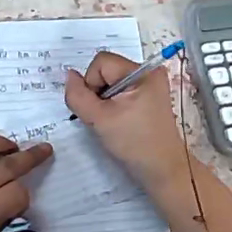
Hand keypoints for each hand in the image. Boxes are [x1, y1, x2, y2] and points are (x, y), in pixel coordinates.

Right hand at [64, 51, 190, 190]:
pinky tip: (120, 119)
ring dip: (105, 98)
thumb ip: (77, 95)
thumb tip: (69, 76)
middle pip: (107, 69)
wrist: (162, 169)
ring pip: (112, 80)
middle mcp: (150, 71)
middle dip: (98, 91)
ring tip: (113, 119)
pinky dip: (115, 102)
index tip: (98, 108)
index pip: (101, 62)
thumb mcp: (98, 119)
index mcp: (143, 71)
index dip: (91, 83)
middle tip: (104, 116)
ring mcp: (152, 83)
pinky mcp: (151, 95)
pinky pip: (122, 89)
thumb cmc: (134, 143)